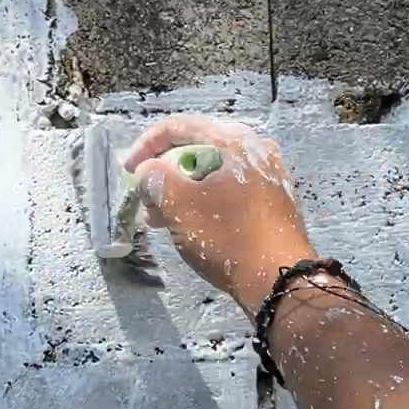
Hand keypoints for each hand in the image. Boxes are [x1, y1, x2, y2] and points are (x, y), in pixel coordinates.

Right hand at [126, 114, 319, 310]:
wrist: (280, 281)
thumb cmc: (228, 239)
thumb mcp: (180, 206)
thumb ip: (155, 178)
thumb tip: (148, 170)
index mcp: (234, 141)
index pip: (179, 127)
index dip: (146, 146)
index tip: (128, 171)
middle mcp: (256, 150)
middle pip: (198, 149)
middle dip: (165, 172)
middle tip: (146, 196)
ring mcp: (269, 177)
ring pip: (213, 173)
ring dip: (183, 191)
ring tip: (161, 218)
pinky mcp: (273, 204)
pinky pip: (230, 192)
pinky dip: (205, 202)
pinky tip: (192, 227)